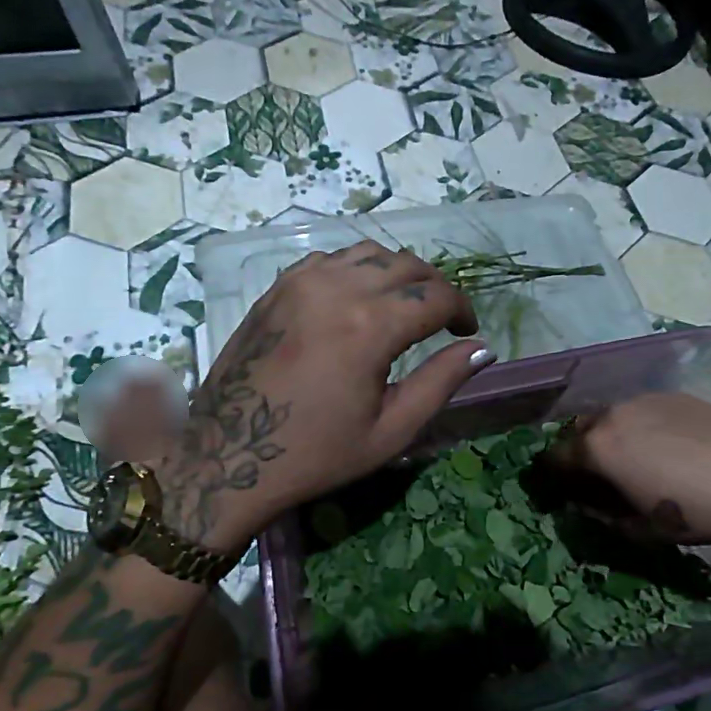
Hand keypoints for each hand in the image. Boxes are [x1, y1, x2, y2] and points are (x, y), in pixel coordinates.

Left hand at [156, 241, 490, 551]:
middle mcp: (336, 289)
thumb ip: (441, 382)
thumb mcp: (390, 431)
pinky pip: (328, 260)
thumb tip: (482, 348)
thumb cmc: (316, 453)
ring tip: (404, 304)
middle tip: (442, 318)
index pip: (435, 295)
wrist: (228, 456)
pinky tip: (357, 300)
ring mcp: (300, 283)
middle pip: (406, 265)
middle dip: (434, 287)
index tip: (466, 331)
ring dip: (397, 273)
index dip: (461, 309)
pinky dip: (355, 270)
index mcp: (369, 326)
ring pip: (367, 254)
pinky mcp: (276, 288)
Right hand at [550, 392, 710, 546]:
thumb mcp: (638, 529)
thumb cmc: (692, 513)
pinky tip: (669, 445)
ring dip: (612, 433)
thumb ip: (602, 515)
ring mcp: (643, 400)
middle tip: (602, 473)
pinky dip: (643, 424)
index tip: (567, 487)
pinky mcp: (673, 395)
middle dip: (583, 449)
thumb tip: (585, 504)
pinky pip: (643, 408)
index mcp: (596, 448)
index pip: (556, 456)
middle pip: (580, 428)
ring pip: (612, 414)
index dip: (556, 474)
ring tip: (636, 456)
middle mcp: (612, 415)